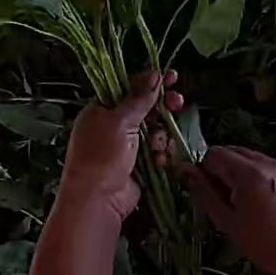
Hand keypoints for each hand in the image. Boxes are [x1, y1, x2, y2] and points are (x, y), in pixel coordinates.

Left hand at [59, 70, 181, 221]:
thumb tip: (154, 75)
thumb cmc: (102, 156)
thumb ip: (140, 98)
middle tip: (177, 104)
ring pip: (155, 130)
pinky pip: (157, 151)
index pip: (128, 87)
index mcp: (102, 109)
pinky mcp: (138, 164)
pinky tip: (159, 160)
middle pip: (145, 108)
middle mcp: (114, 125)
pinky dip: (161, 154)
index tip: (172, 77)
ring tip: (158, 146)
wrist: (98, 199)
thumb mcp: (120, 121)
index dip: (150, 82)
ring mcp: (126, 146)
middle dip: (162, 108)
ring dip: (161, 136)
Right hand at [180, 147, 275, 274]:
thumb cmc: (265, 246)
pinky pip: (267, 167)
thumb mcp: (228, 223)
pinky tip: (262, 205)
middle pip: (233, 151)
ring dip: (239, 174)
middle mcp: (269, 163)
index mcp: (250, 174)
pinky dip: (256, 178)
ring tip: (244, 205)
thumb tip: (184, 172)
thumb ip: (205, 194)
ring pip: (250, 158)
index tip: (208, 194)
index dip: (205, 172)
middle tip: (224, 200)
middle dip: (221, 170)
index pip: (214, 154)